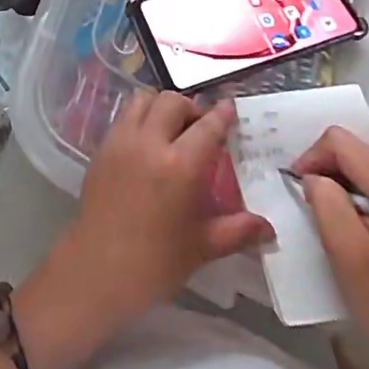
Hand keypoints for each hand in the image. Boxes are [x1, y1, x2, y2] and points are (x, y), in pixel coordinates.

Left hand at [61, 94, 274, 323]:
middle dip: (191, 108)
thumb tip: (268, 228)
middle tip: (200, 126)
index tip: (230, 108)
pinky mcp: (102, 147)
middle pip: (173, 102)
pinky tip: (147, 140)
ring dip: (162, 106)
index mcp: (180, 165)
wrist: (99, 268)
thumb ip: (238, 229)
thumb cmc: (157, 261)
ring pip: (143, 100)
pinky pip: (124, 116)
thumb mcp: (203, 246)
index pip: (207, 126)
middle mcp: (150, 142)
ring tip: (171, 127)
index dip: (221, 114)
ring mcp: (122, 141)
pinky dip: (140, 117)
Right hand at [295, 128, 368, 368]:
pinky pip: (368, 188)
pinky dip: (346, 197)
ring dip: (332, 184)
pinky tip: (339, 225)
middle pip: (351, 151)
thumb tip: (311, 177)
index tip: (296, 187)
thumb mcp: (350, 258)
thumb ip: (328, 206)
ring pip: (358, 168)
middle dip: (320, 169)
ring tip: (317, 215)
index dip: (311, 157)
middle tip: (303, 203)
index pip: (341, 142)